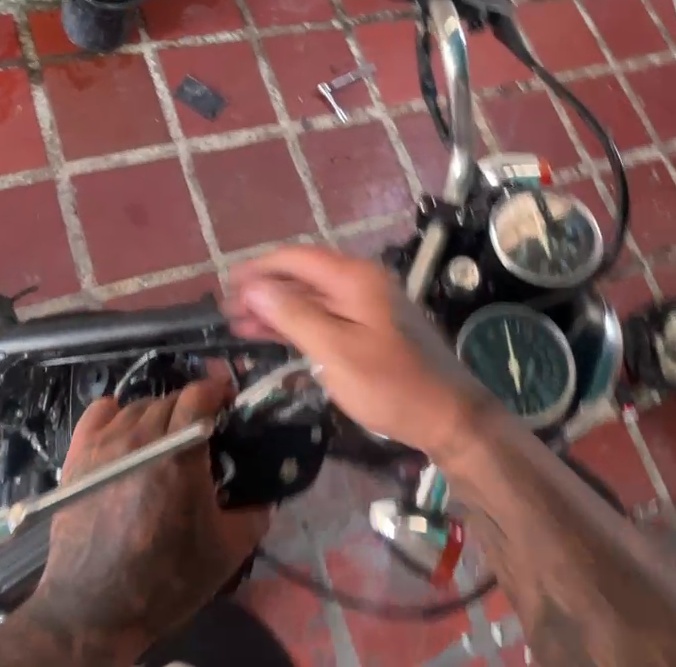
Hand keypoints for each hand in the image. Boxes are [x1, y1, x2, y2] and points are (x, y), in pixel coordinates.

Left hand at [22, 377, 269, 660]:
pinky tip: (125, 430)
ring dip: (158, 415)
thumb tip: (265, 494)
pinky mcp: (78, 455)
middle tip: (202, 435)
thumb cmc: (165, 579)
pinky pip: (99, 412)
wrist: (94, 609)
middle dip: (191, 409)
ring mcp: (105, 443)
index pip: (199, 395)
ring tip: (165, 440)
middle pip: (170, 399)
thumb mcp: (227, 551)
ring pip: (138, 406)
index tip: (228, 404)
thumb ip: (255, 513)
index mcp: (180, 454)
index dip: (218, 392)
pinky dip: (116, 413)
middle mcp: (141, 438)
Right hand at [224, 245, 496, 461]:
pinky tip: (273, 335)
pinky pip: (324, 315)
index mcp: (354, 278)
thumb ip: (293, 315)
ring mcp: (366, 305)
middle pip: (302, 275)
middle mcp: (360, 282)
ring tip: (240, 325)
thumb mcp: (335, 351)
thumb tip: (255, 287)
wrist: (449, 418)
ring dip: (277, 308)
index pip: (296, 257)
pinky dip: (297, 323)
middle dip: (264, 289)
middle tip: (227, 311)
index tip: (226, 285)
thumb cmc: (391, 385)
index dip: (258, 268)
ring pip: (311, 297)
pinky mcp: (368, 328)